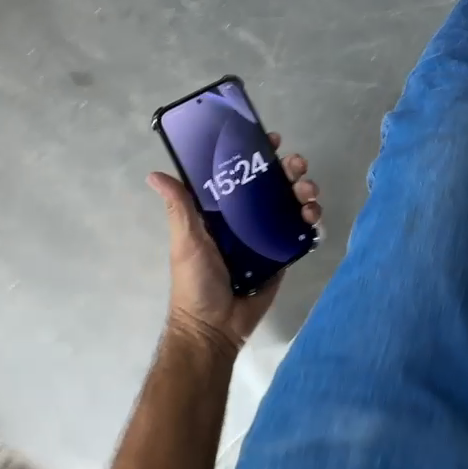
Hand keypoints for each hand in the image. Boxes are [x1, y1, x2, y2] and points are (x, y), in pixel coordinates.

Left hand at [146, 134, 321, 356]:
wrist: (215, 329)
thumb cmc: (195, 282)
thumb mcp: (186, 241)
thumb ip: (179, 208)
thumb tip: (154, 174)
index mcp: (222, 210)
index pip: (242, 172)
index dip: (257, 153)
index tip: (271, 140)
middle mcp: (246, 217)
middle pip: (272, 183)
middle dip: (289, 169)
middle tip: (296, 167)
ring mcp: (266, 234)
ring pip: (291, 201)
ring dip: (304, 190)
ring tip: (308, 194)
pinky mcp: (282, 253)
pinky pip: (300, 229)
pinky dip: (311, 218)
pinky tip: (312, 216)